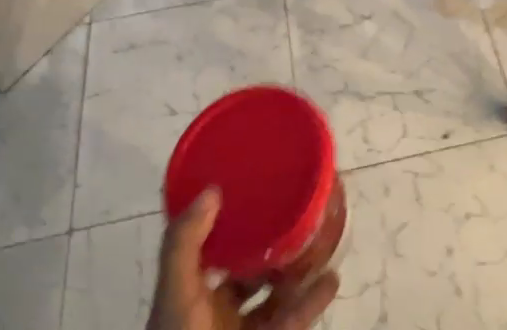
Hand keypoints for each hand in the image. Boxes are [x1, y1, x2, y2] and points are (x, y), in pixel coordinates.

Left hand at [147, 188, 339, 329]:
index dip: (228, 220)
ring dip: (298, 270)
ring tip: (322, 240)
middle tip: (296, 213)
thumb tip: (212, 190)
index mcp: (188, 293)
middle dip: (270, 244)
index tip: (253, 190)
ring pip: (275, 295)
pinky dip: (312, 301)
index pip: (208, 246)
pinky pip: (293, 320)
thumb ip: (185, 244)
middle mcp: (214, 310)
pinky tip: (331, 281)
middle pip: (246, 269)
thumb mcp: (175, 293)